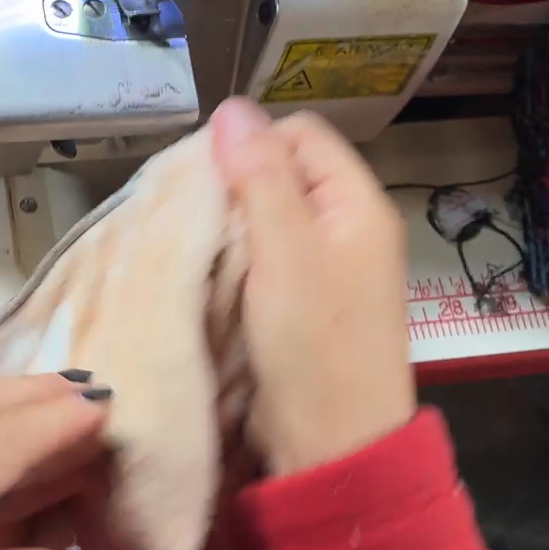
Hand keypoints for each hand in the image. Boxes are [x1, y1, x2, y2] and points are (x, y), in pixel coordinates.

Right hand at [210, 98, 415, 474]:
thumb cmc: (313, 342)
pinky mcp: (300, 301)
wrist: (332, 441)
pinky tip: (208, 272)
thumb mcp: (285, 250)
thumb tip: (232, 108)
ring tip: (194, 243)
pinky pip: (263, 258)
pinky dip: (234, 258)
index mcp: (355, 203)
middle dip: (234, 186)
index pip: (300, 135)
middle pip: (282, 174)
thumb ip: (260, 177)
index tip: (206, 179)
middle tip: (193, 216)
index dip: (252, 144)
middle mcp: (344, 227)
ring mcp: (324, 267)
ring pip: (267, 218)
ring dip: (229, 225)